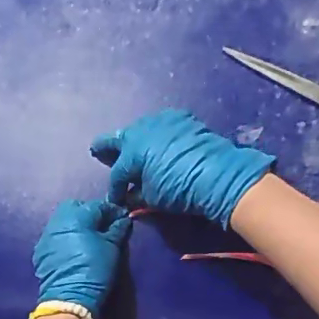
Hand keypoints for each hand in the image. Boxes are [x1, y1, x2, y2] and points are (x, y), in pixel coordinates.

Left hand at [33, 200, 131, 318]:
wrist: (68, 297)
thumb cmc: (94, 270)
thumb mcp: (112, 248)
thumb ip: (117, 229)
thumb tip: (122, 219)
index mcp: (77, 216)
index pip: (98, 205)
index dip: (112, 211)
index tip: (121, 220)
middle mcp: (58, 220)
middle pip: (76, 207)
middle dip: (90, 213)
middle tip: (102, 227)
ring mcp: (46, 235)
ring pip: (63, 220)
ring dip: (76, 225)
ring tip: (88, 238)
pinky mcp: (40, 249)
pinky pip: (55, 236)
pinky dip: (65, 238)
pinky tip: (73, 250)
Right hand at [91, 110, 274, 226]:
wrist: (219, 174)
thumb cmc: (178, 189)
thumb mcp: (151, 198)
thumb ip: (136, 195)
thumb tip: (130, 196)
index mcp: (129, 151)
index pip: (117, 172)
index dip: (115, 188)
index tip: (116, 199)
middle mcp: (141, 131)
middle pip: (119, 139)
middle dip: (108, 147)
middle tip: (99, 150)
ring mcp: (161, 121)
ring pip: (140, 129)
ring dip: (134, 138)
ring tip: (132, 146)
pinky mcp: (181, 119)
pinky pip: (161, 125)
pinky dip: (156, 133)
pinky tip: (158, 140)